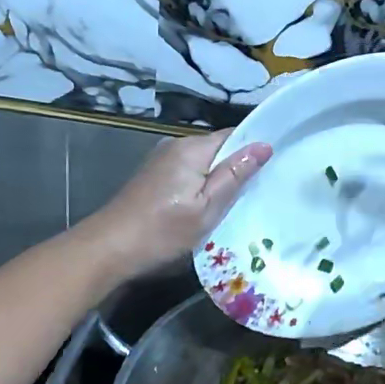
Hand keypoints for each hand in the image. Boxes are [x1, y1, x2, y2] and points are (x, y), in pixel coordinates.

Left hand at [81, 130, 271, 278]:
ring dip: (217, 180)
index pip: (233, 135)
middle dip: (236, 167)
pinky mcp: (152, 177)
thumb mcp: (207, 207)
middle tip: (258, 192)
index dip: (253, 149)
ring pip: (202, 163)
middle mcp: (175, 145)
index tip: (274, 168)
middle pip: (217, 149)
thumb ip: (235, 175)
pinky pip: (187, 173)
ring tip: (236, 203)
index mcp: (192, 148)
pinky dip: (199, 186)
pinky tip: (205, 208)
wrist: (110, 248)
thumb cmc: (163, 230)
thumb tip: (264, 145)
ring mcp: (161, 161)